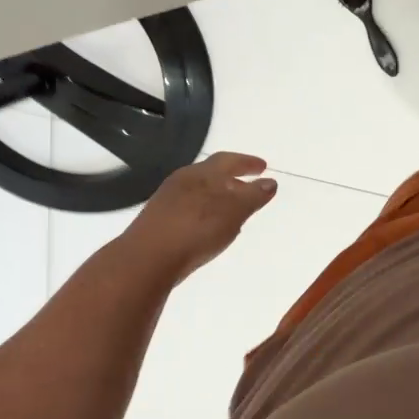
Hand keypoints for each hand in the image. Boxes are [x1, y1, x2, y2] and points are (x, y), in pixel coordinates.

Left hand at [116, 152, 277, 278]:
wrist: (148, 259)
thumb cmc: (196, 230)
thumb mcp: (233, 212)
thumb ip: (253, 196)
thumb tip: (270, 182)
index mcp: (200, 173)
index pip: (228, 160)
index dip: (247, 162)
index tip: (263, 166)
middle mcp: (182, 181)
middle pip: (211, 173)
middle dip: (233, 177)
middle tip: (251, 183)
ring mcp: (167, 200)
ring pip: (200, 191)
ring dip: (220, 195)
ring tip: (235, 207)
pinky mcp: (160, 220)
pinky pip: (190, 207)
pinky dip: (207, 210)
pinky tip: (212, 226)